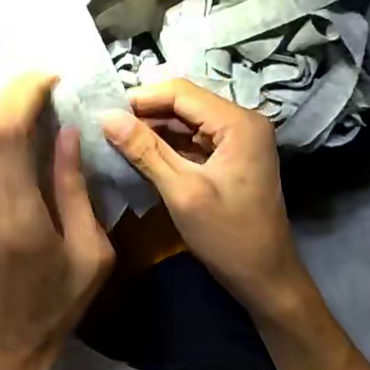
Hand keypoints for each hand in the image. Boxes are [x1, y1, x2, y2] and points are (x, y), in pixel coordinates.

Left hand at [0, 73, 115, 369]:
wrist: (8, 343)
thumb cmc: (59, 302)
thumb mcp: (91, 251)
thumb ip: (76, 188)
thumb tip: (66, 130)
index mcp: (18, 218)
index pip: (4, 132)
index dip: (23, 92)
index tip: (49, 78)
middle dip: (3, 90)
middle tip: (34, 82)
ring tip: (8, 95)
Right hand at [101, 79, 310, 318]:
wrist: (265, 276)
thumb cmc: (228, 236)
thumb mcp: (182, 191)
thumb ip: (145, 150)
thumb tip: (107, 117)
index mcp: (238, 122)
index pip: (181, 92)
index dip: (140, 98)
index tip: (103, 111)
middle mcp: (242, 122)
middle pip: (184, 103)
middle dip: (145, 113)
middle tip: (104, 126)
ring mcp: (238, 140)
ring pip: (186, 122)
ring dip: (153, 129)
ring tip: (115, 139)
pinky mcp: (231, 158)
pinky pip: (193, 141)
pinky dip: (167, 145)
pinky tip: (139, 154)